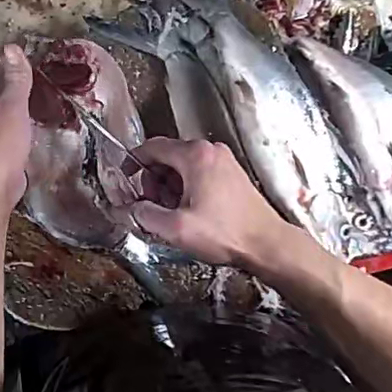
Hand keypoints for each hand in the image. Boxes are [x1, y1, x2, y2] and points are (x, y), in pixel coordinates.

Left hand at [0, 44, 31, 209]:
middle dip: (19, 78)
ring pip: (9, 105)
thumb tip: (13, 48)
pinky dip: (27, 117)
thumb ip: (15, 79)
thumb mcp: (12, 107)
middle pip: (1, 86)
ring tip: (48, 90)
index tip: (34, 51)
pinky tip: (41, 118)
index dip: (12, 59)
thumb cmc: (0, 146)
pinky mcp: (1, 144)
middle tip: (46, 69)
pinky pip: (16, 123)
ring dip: (25, 99)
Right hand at [123, 137, 297, 267]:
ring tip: (170, 213)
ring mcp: (224, 162)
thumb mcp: (175, 228)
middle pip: (167, 157)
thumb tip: (131, 209)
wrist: (266, 244)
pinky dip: (186, 188)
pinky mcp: (231, 176)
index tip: (125, 176)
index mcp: (195, 156)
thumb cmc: (227, 233)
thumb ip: (145, 215)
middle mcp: (211, 152)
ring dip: (169, 187)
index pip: (153, 147)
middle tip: (149, 204)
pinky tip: (187, 212)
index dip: (133, 161)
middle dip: (152, 180)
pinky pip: (199, 174)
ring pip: (182, 167)